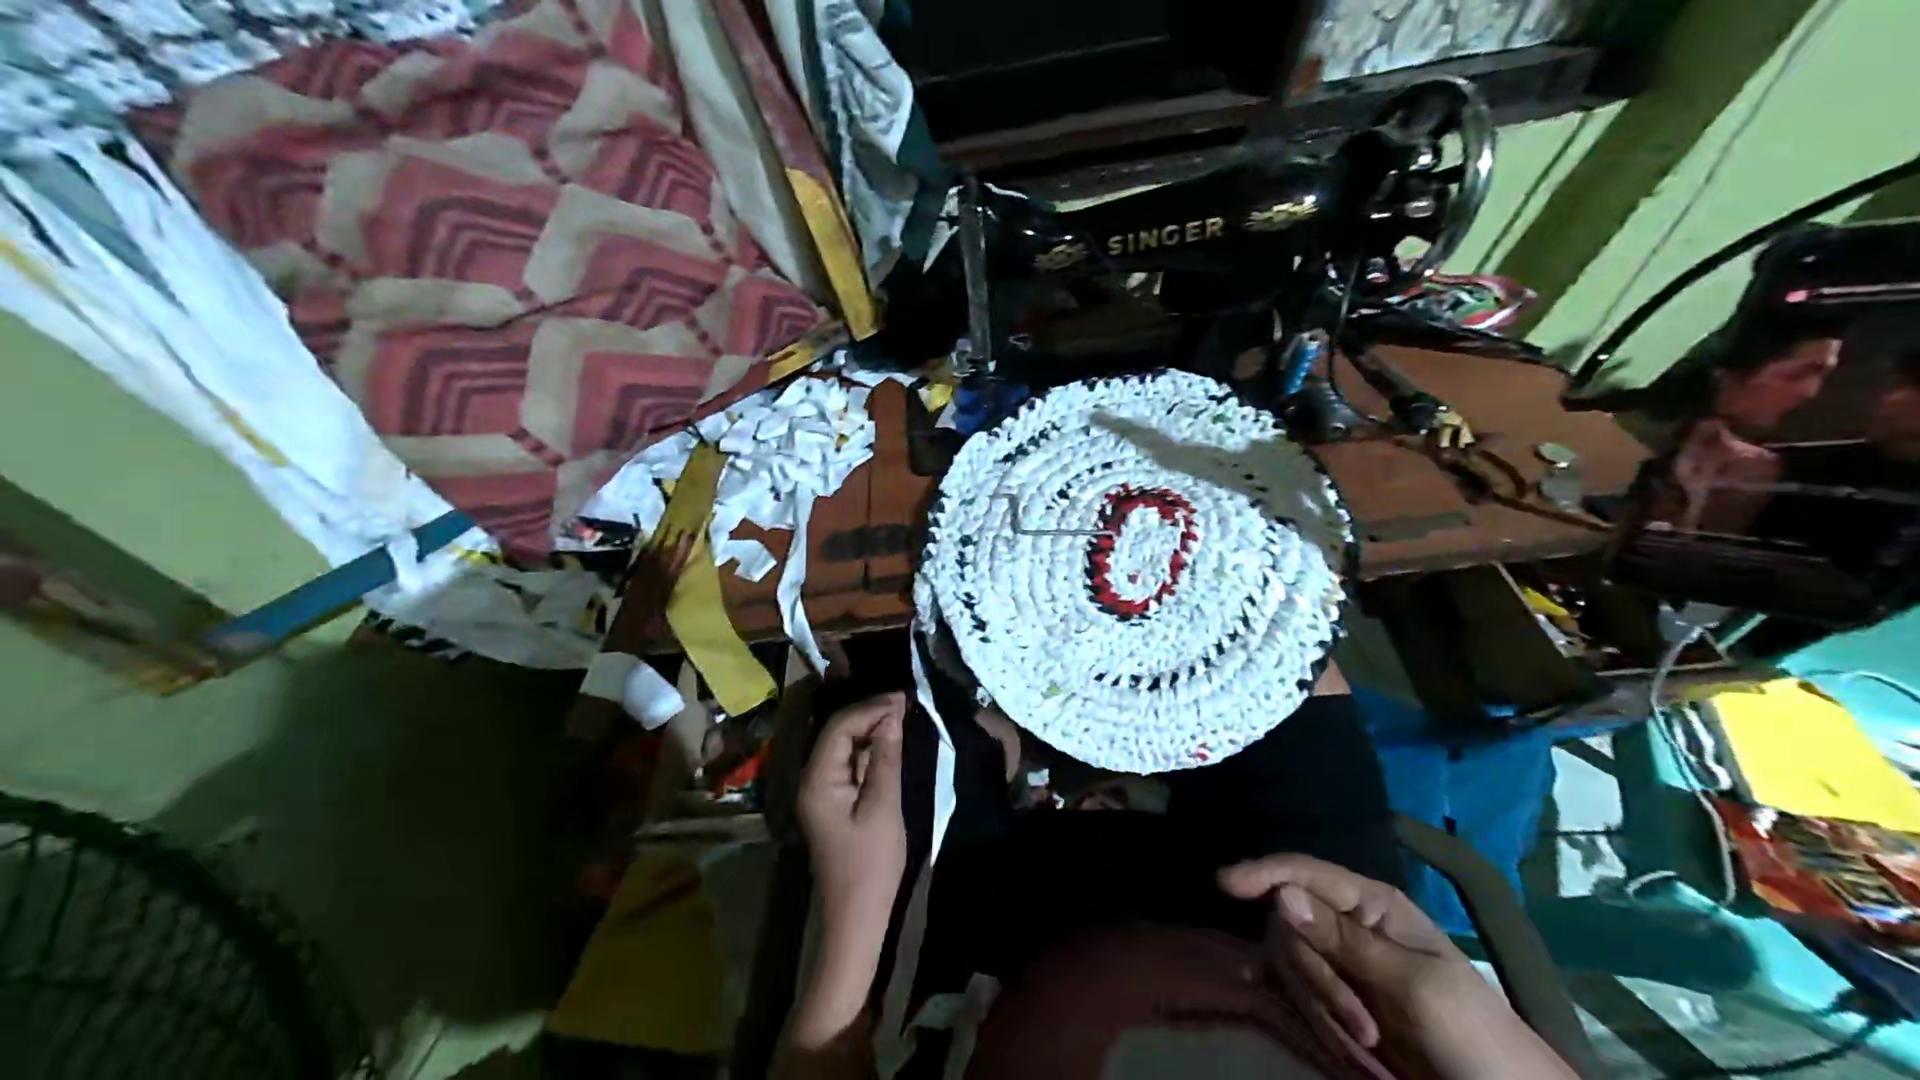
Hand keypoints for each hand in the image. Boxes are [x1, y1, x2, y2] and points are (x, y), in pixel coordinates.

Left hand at [799, 693, 908, 932]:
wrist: (856, 916)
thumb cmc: (871, 864)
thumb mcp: (884, 806)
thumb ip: (886, 757)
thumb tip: (893, 716)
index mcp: (817, 780)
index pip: (840, 727)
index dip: (871, 708)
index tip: (903, 699)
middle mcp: (811, 779)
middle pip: (838, 732)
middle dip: (870, 713)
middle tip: (906, 703)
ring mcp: (820, 790)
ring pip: (843, 745)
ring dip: (871, 729)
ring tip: (902, 715)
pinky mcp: (832, 800)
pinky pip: (848, 762)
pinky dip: (869, 749)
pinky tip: (890, 741)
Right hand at [1220, 855, 1577, 1079]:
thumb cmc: (1475, 1038)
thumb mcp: (1415, 989)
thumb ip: (1345, 941)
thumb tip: (1282, 896)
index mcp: (1373, 905)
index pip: (1305, 872)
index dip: (1262, 872)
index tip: (1223, 883)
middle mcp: (1348, 923)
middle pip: (1290, 923)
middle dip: (1314, 976)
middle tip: (1358, 1027)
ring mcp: (1340, 960)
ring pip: (1290, 960)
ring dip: (1318, 1007)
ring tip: (1364, 1050)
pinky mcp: (1335, 996)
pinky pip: (1294, 989)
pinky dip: (1294, 1003)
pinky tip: (1260, 990)